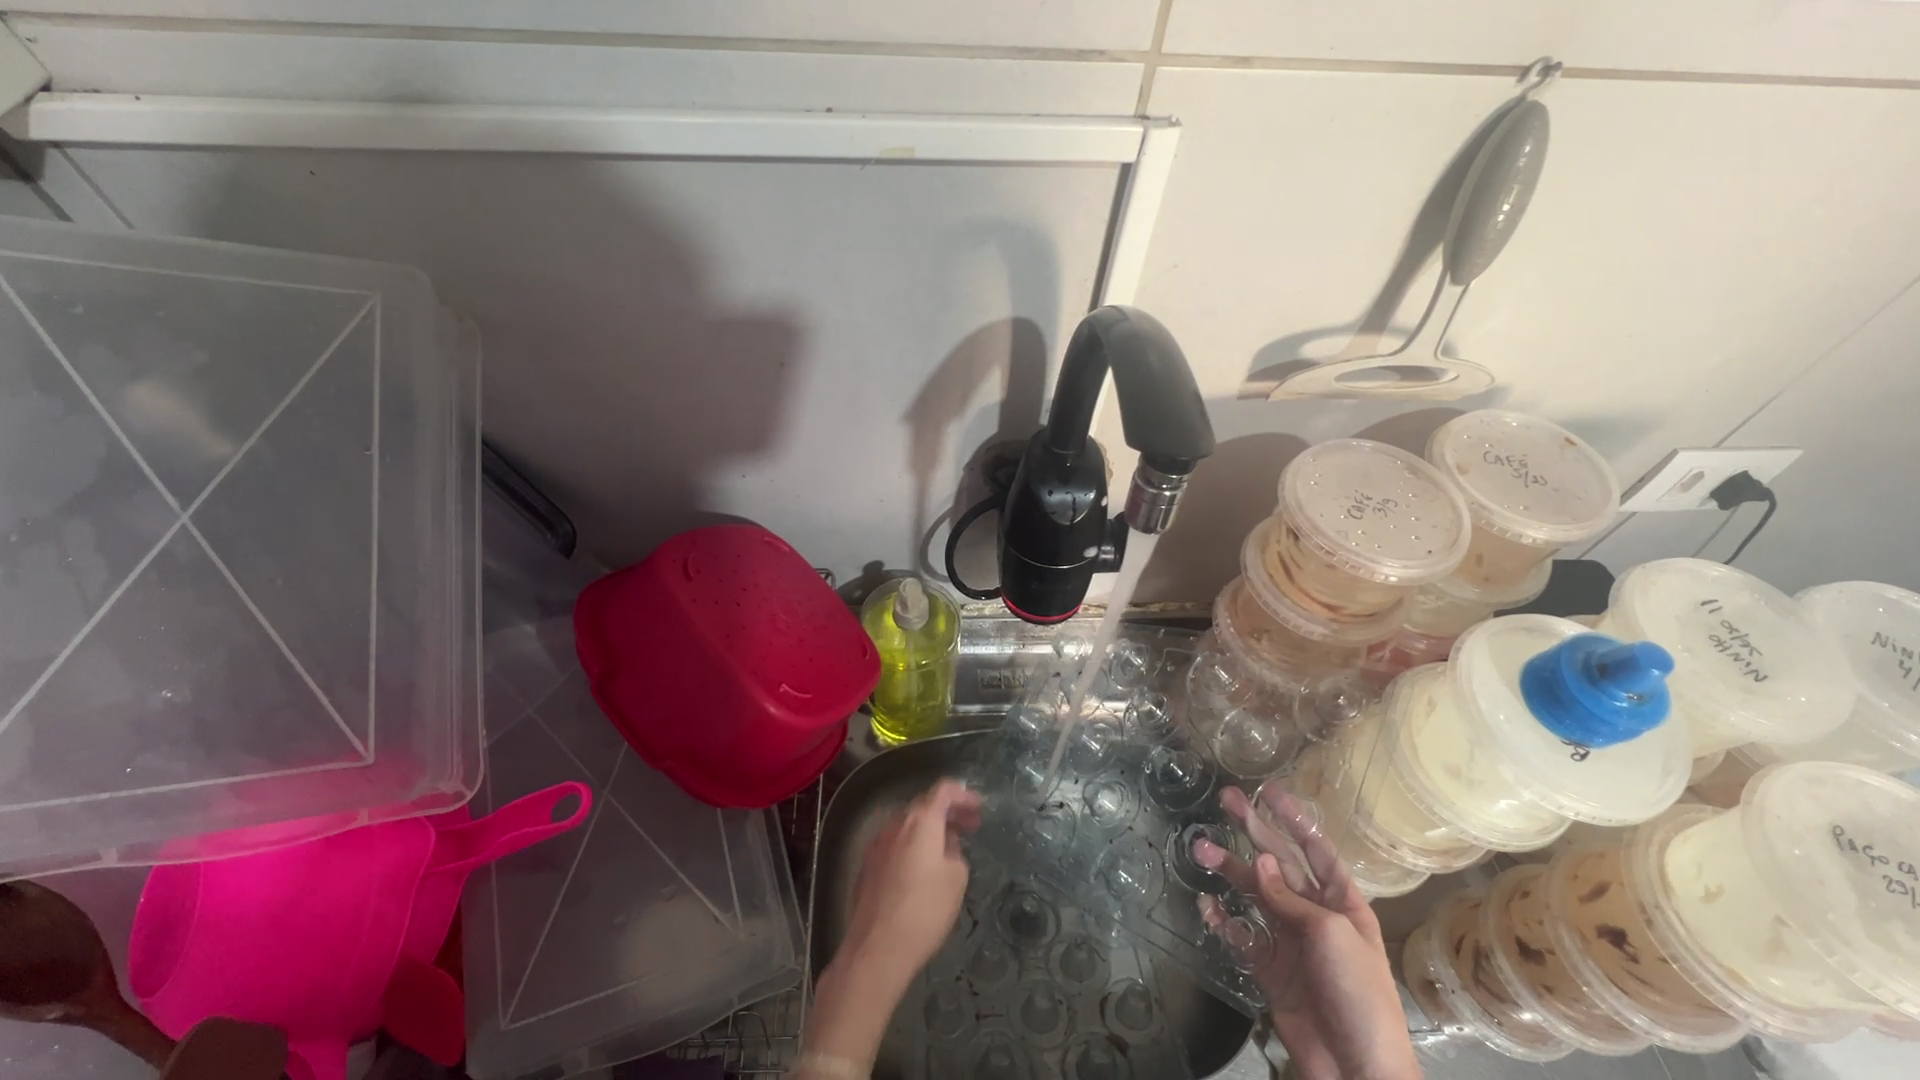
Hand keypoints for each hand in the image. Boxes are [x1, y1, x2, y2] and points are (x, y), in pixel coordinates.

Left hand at [842, 778, 982, 982]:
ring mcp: (876, 845)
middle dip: (948, 812)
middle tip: (970, 826)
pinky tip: (922, 868)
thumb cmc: (924, 910)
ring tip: (949, 848)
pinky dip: (913, 845)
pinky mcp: (867, 867)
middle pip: (923, 805)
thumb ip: (955, 853)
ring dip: (930, 829)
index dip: (963, 794)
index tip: (978, 808)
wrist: (877, 948)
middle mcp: (894, 825)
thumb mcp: (956, 879)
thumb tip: (945, 847)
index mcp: (920, 822)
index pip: (942, 790)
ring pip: (907, 826)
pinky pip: (895, 844)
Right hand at [1194, 785, 1420, 1079]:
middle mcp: (1314, 914)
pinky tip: (1205, 904)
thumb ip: (1290, 898)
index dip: (1293, 819)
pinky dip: (1222, 920)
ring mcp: (1290, 941)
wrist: (1355, 1065)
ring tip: (1200, 849)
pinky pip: (1242, 936)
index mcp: (1342, 902)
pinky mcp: (1269, 969)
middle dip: (1253, 831)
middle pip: (1279, 863)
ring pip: (1254, 895)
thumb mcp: (1330, 935)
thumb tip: (1260, 861)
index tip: (1267, 791)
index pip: (1315, 849)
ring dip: (1229, 871)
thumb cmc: (1358, 993)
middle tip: (1225, 800)